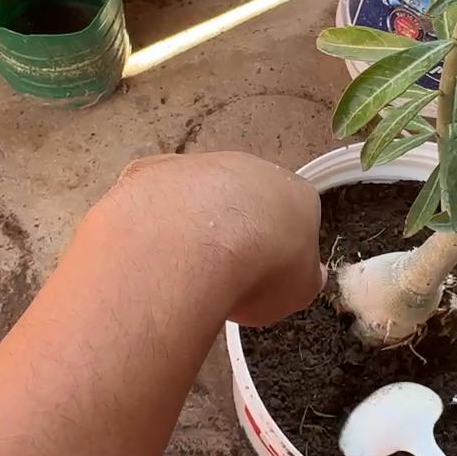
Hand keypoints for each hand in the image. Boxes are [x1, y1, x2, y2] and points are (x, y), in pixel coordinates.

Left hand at [99, 152, 323, 325]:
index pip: (295, 215)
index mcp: (295, 193)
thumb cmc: (259, 270)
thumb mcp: (298, 290)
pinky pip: (154, 196)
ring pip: (199, 194)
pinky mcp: (152, 171)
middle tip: (224, 272)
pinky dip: (151, 219)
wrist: (193, 247)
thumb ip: (303, 277)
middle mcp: (251, 168)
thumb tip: (307, 274)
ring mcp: (199, 165)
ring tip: (183, 268)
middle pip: (246, 199)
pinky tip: (149, 249)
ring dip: (193, 224)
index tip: (267, 274)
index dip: (281, 247)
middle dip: (236, 230)